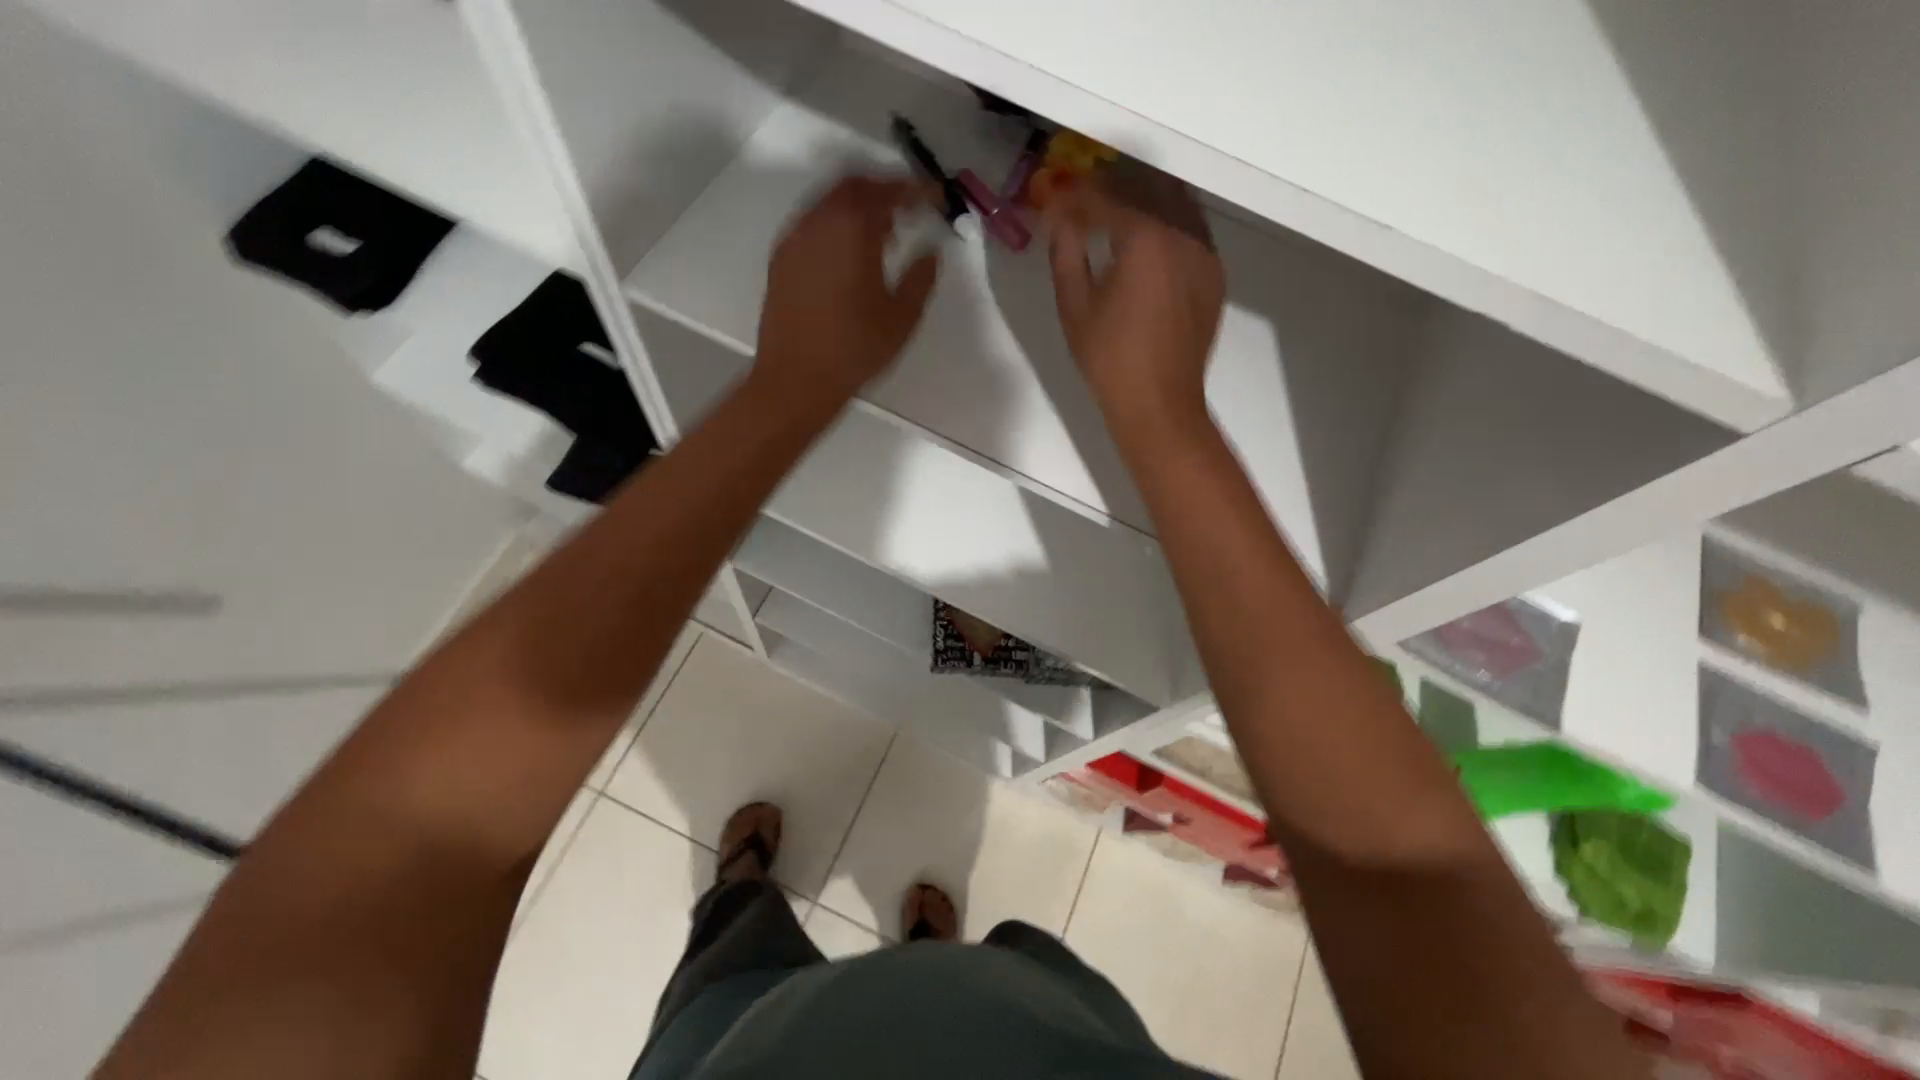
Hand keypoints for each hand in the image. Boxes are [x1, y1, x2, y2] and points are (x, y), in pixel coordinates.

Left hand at [754, 175, 939, 401]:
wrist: (794, 380)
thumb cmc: (854, 351)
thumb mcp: (902, 317)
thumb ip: (921, 276)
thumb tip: (931, 250)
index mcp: (853, 230)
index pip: (889, 192)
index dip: (917, 190)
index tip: (937, 197)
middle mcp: (819, 222)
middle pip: (854, 184)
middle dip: (885, 188)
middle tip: (911, 206)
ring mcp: (795, 238)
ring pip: (830, 200)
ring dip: (860, 204)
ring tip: (884, 229)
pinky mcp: (781, 258)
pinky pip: (813, 221)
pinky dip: (837, 221)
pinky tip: (851, 250)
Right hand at [1045, 164, 1224, 428]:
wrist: (1160, 402)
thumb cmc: (1109, 358)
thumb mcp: (1074, 304)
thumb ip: (1066, 251)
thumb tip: (1060, 219)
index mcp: (1145, 238)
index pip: (1105, 197)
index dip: (1074, 197)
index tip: (1053, 204)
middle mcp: (1182, 233)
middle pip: (1145, 185)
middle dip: (1110, 185)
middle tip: (1082, 197)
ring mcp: (1204, 251)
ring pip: (1174, 200)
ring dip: (1142, 196)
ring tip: (1112, 210)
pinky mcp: (1213, 272)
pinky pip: (1191, 228)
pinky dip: (1166, 220)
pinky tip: (1144, 238)